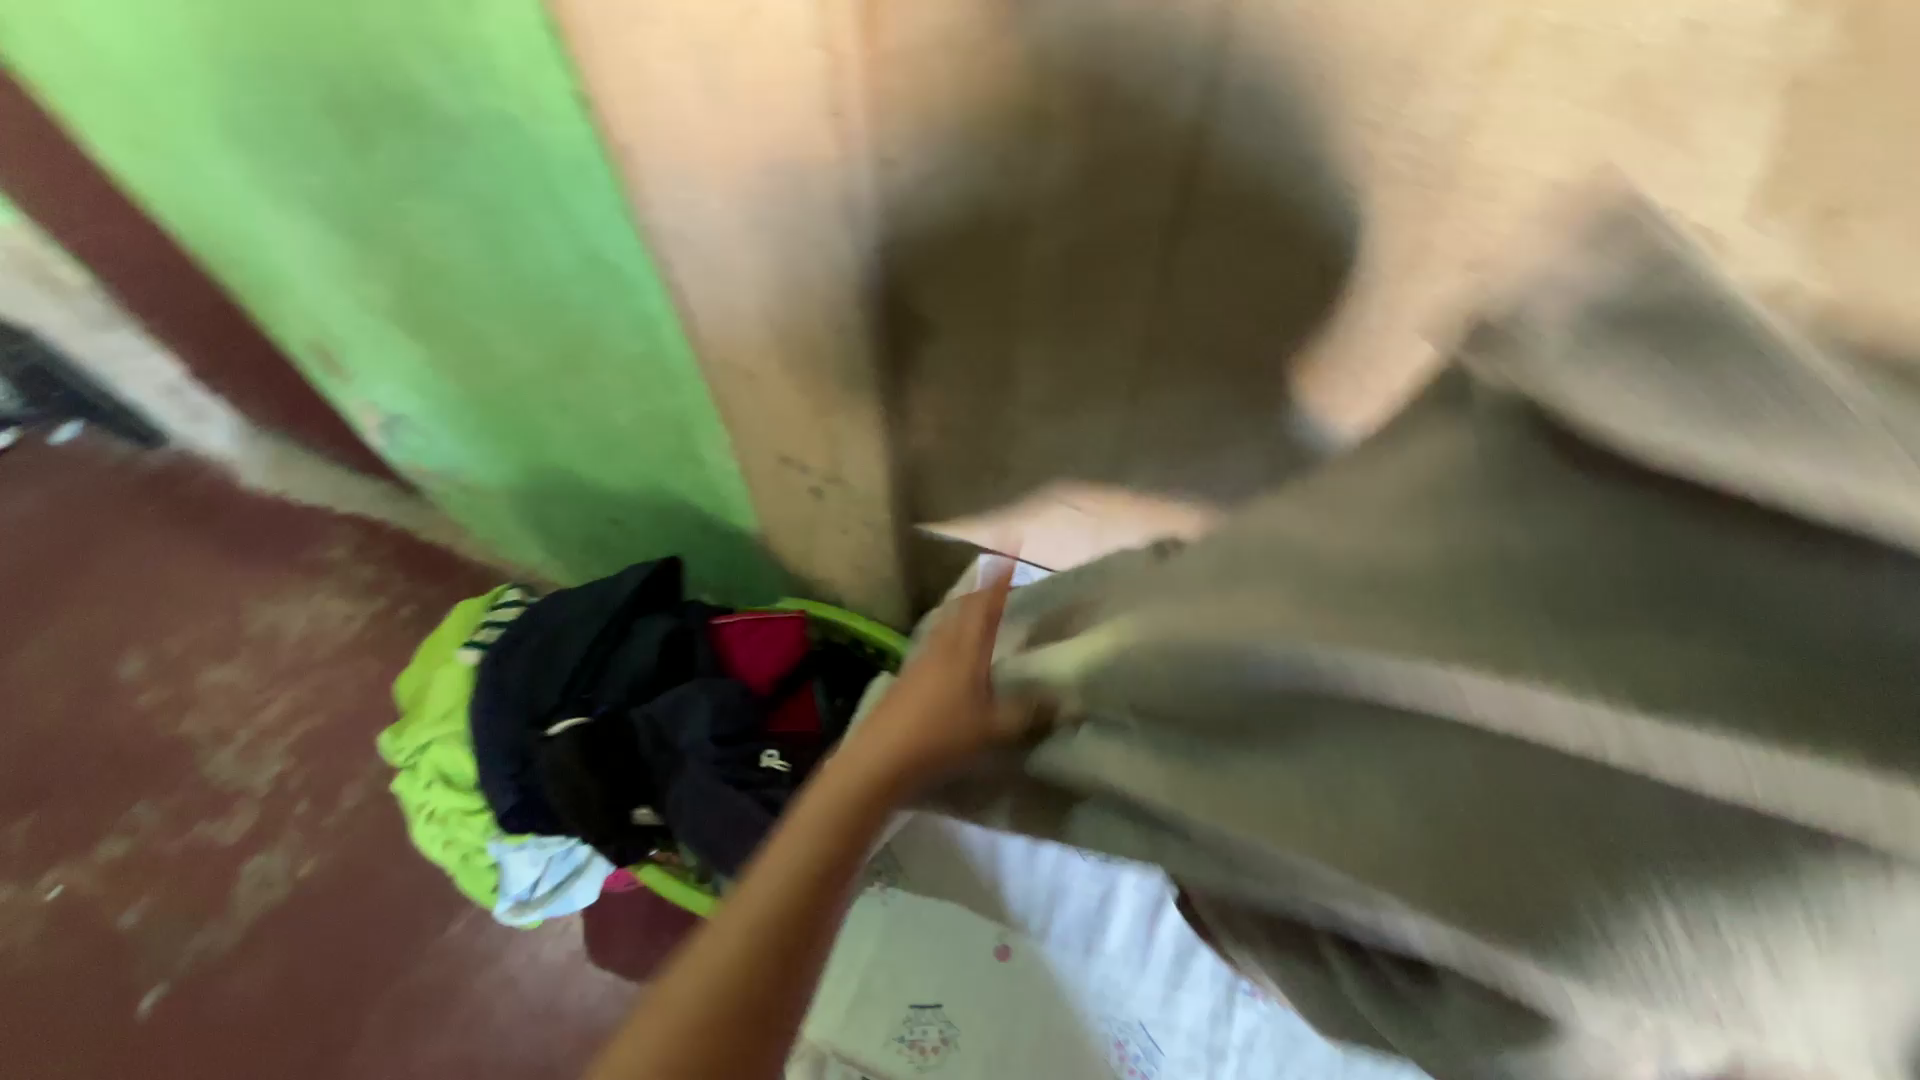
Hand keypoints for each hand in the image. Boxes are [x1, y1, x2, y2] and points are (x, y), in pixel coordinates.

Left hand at [838, 558, 1039, 793]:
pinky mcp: (906, 678)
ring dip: (965, 612)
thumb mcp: (994, 728)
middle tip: (1001, 584)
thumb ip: (1030, 713)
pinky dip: (951, 635)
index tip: (1010, 552)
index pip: (985, 604)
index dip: (999, 578)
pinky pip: (935, 643)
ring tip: (981, 614)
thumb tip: (1067, 701)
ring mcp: (919, 660)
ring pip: (946, 624)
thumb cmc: (941, 735)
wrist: (880, 757)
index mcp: (965, 649)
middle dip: (983, 591)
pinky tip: (953, 653)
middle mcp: (941, 645)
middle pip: (962, 608)